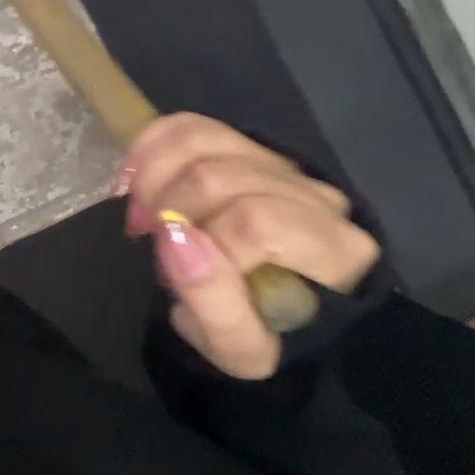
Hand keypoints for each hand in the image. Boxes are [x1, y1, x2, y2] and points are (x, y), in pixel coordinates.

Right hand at [117, 113, 378, 378]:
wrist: (267, 318)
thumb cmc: (260, 339)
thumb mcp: (236, 349)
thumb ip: (210, 300)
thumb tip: (174, 234)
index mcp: (337, 252)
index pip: (258, 220)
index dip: (203, 240)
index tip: (170, 271)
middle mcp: (318, 197)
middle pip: (221, 177)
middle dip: (167, 208)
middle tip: (146, 242)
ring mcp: (283, 166)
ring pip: (202, 141)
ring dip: (153, 176)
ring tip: (142, 211)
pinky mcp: (248, 148)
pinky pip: (191, 125)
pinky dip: (151, 146)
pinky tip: (138, 178)